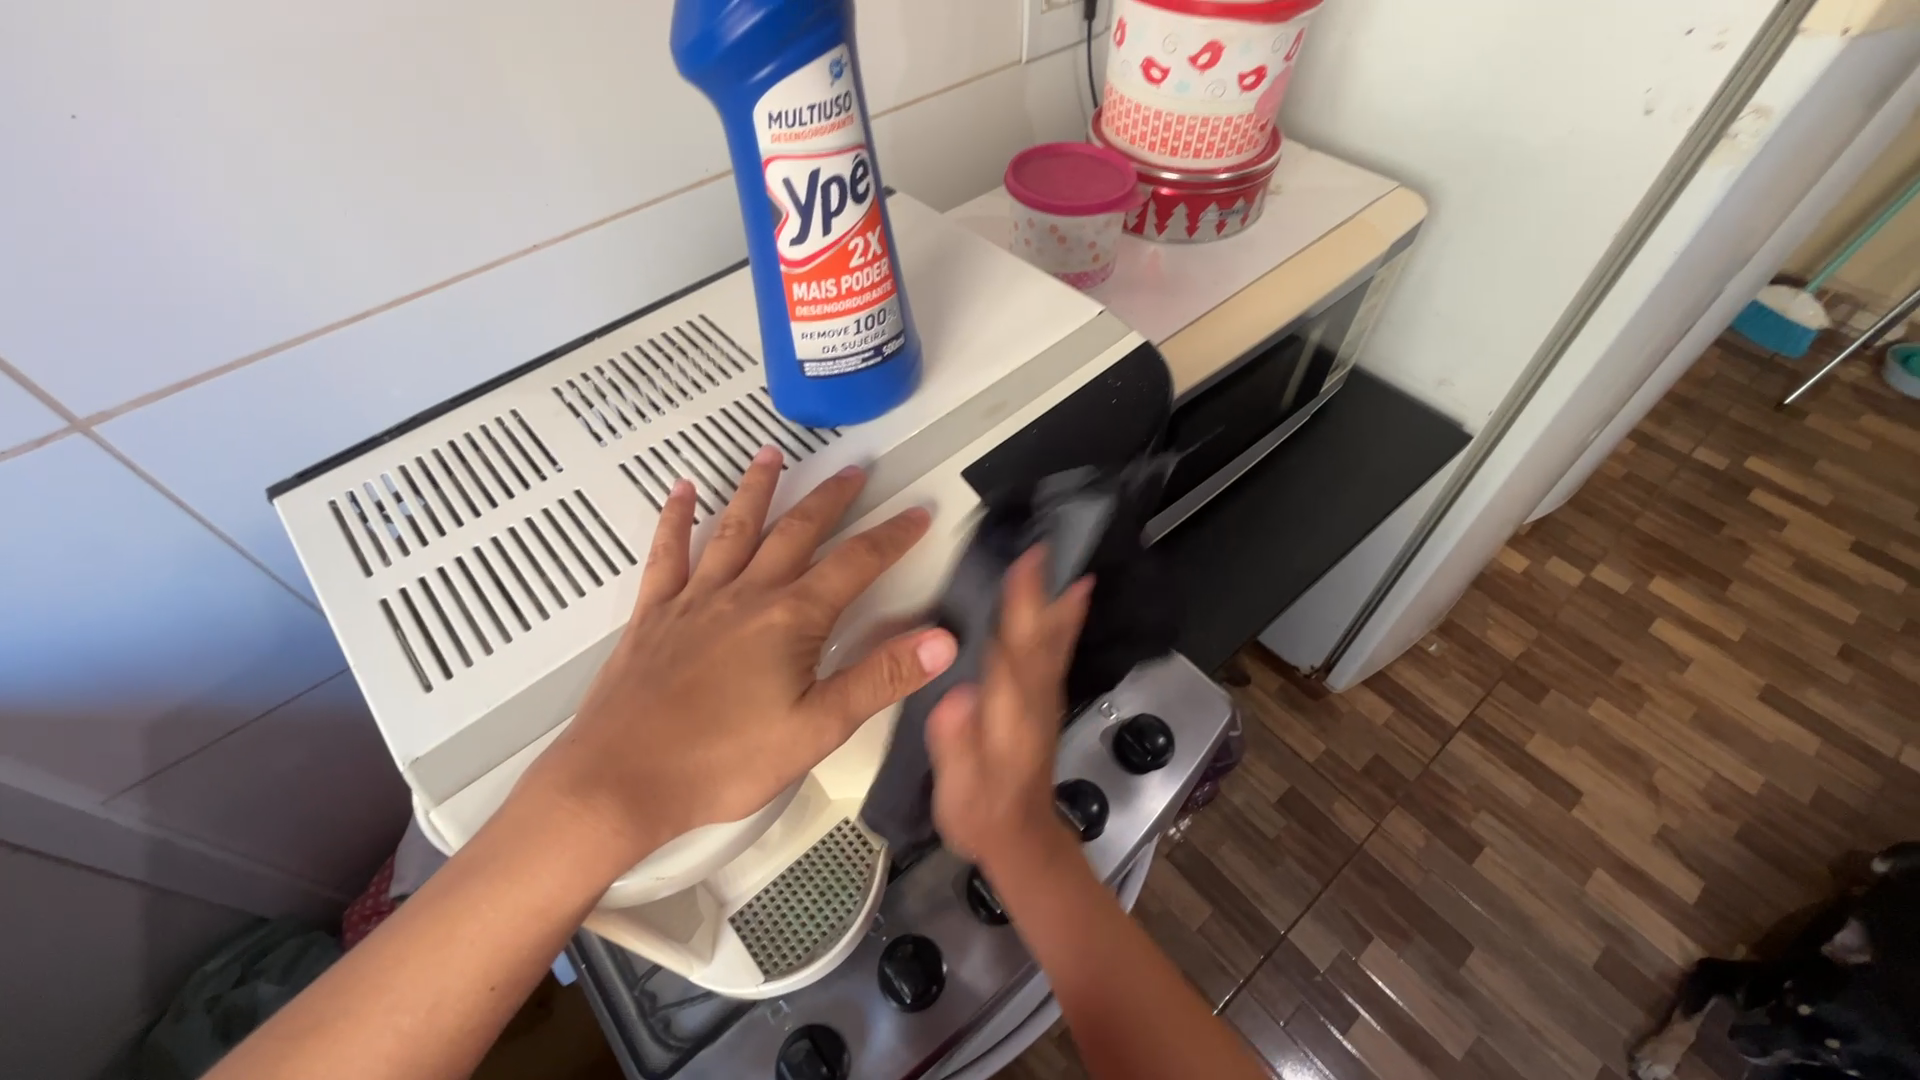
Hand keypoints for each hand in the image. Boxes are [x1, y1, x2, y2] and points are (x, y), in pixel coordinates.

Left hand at [510, 447, 958, 873]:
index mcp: (790, 619)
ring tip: (772, 455)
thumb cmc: (720, 762)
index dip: (892, 537)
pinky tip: (681, 492)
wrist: (619, 780)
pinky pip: (666, 553)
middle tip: (853, 470)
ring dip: (757, 489)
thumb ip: (881, 678)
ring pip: (734, 528)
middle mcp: (745, 595)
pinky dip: (675, 519)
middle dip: (830, 499)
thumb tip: (940, 641)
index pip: (856, 563)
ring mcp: (695, 599)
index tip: (916, 515)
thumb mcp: (818, 728)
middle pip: (797, 531)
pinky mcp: (654, 615)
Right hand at [925, 547, 1093, 877]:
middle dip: (1046, 595)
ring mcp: (1044, 702)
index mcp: (1011, 716)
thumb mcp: (958, 789)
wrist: (1019, 838)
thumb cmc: (982, 815)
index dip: (1021, 608)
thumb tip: (956, 695)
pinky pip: (1056, 656)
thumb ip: (956, 742)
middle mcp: (1034, 701)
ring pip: (1056, 646)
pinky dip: (1063, 628)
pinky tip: (1066, 611)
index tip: (1025, 567)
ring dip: (1064, 608)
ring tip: (1072, 573)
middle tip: (1049, 551)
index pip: (1015, 652)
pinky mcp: (1045, 705)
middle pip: (1042, 640)